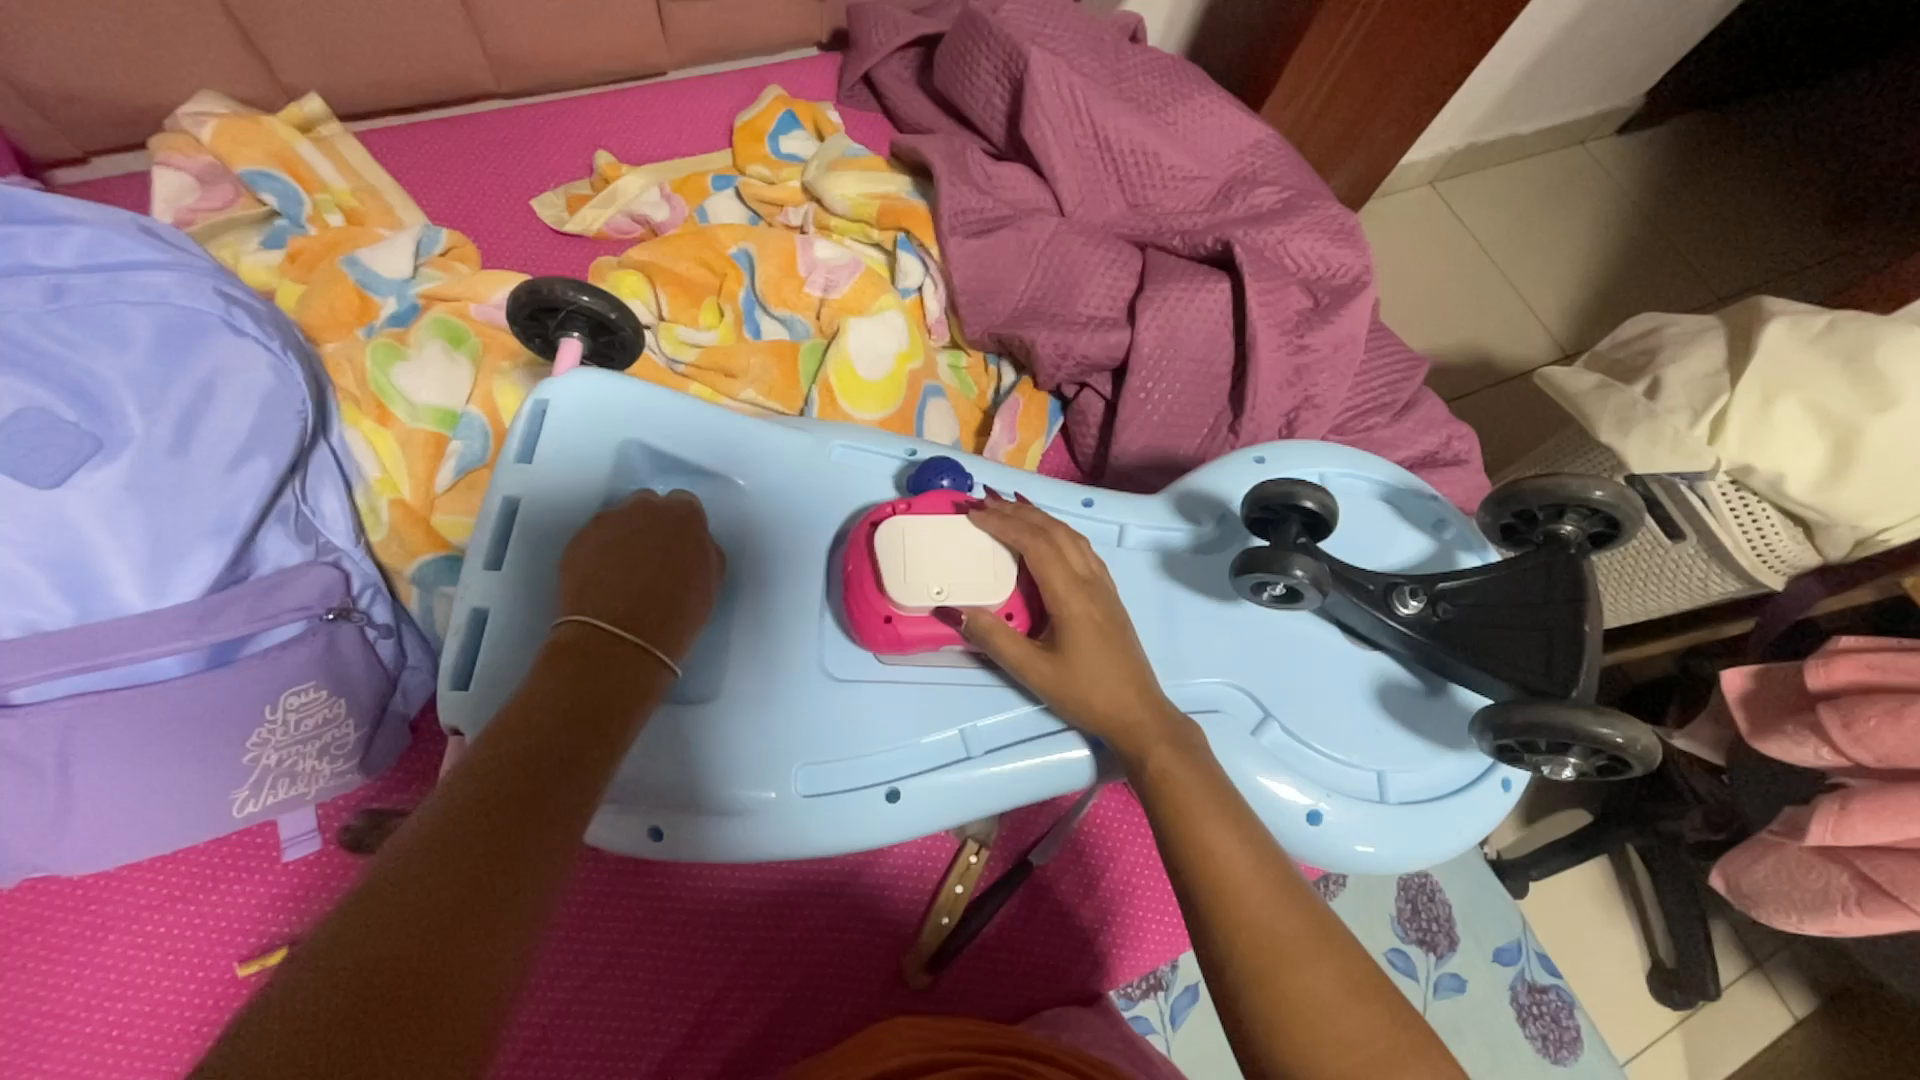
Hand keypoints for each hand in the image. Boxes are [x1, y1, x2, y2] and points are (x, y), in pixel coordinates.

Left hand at [553, 490, 725, 663]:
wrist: (622, 638)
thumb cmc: (678, 613)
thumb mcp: (711, 581)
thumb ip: (703, 551)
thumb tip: (692, 545)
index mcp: (684, 515)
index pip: (685, 504)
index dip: (681, 527)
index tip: (679, 548)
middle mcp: (644, 508)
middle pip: (648, 505)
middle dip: (651, 524)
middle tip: (652, 559)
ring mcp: (607, 522)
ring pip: (618, 521)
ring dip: (623, 538)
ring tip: (624, 574)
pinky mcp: (577, 540)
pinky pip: (593, 540)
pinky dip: (598, 554)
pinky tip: (603, 582)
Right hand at [955, 492, 1192, 756]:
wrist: (1139, 713)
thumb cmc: (1086, 693)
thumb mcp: (1033, 671)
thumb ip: (993, 639)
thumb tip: (954, 611)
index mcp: (1071, 594)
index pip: (1035, 543)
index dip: (1003, 523)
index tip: (972, 512)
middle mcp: (1090, 580)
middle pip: (1053, 531)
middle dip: (1016, 511)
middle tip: (981, 500)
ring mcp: (1103, 585)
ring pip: (1070, 536)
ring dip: (1038, 517)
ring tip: (1008, 507)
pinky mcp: (1108, 594)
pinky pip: (1081, 548)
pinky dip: (1057, 531)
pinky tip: (1046, 536)